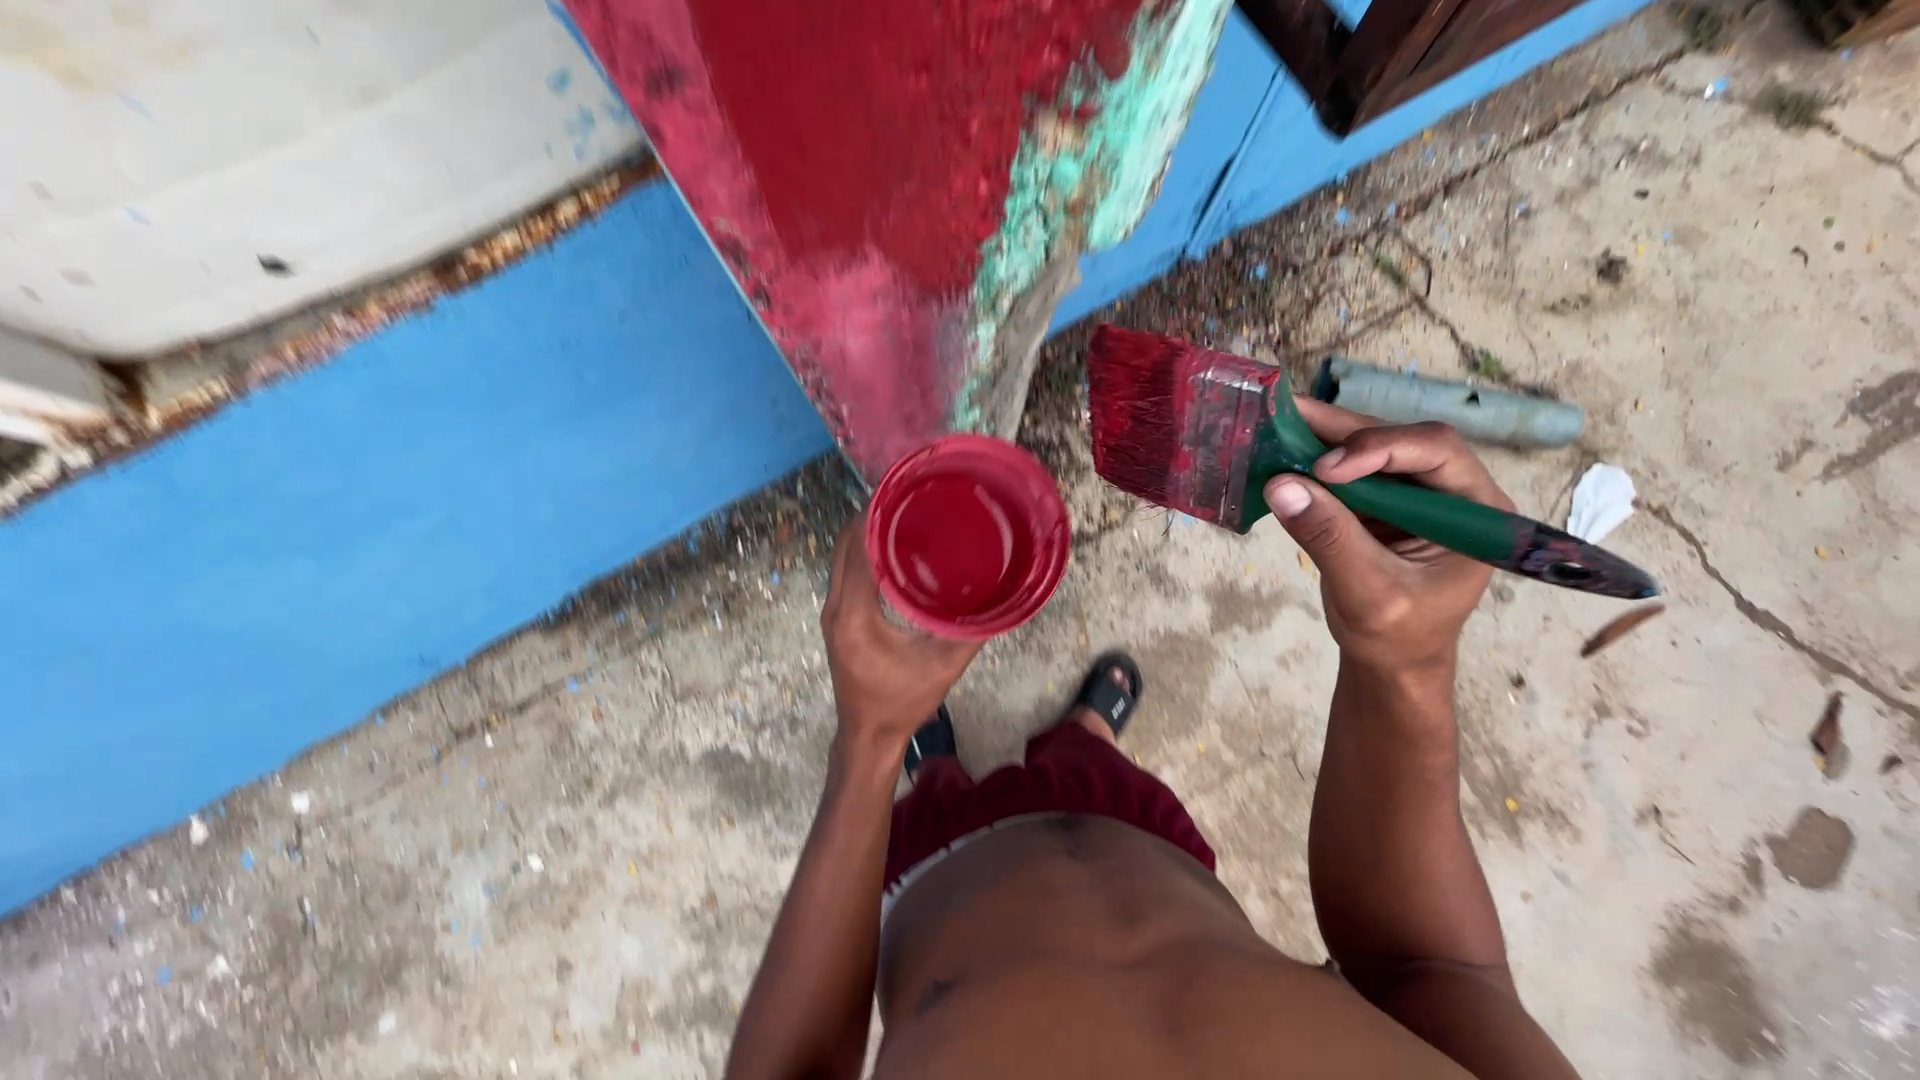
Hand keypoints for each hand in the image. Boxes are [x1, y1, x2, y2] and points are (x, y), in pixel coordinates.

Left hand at [819, 513, 983, 750]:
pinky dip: (861, 550)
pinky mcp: (836, 618)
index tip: (904, 492)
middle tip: (908, 496)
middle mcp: (836, 607)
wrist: (868, 736)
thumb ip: (973, 631)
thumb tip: (1005, 598)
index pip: (858, 550)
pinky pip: (843, 570)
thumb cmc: (903, 703)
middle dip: (871, 515)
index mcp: (856, 616)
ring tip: (901, 513)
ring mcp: (831, 612)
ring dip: (864, 531)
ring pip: (840, 556)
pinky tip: (890, 546)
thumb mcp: (944, 667)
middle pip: (844, 544)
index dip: (876, 516)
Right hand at [1263, 398, 1514, 673]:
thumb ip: (1330, 538)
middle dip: (1344, 431)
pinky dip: (1312, 463)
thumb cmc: (1397, 637)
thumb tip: (1280, 485)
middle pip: (1399, 440)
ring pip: (1370, 449)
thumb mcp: (1367, 593)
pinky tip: (1280, 453)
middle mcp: (1448, 491)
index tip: (1326, 469)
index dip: (1381, 448)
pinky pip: (1346, 473)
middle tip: (1289, 416)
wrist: (1391, 663)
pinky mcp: (1378, 505)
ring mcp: (1411, 496)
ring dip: (1324, 439)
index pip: (1436, 452)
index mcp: (1473, 509)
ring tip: (1277, 425)